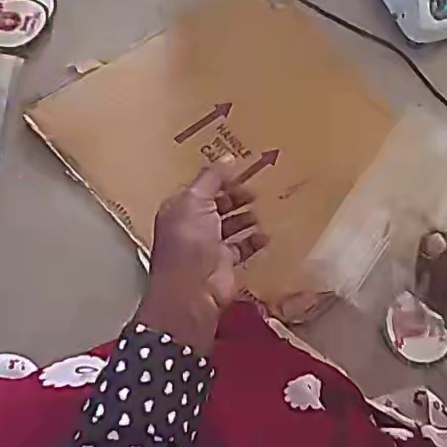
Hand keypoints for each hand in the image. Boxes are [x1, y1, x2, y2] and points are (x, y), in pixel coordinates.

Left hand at [137, 164, 268, 352]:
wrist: (193, 290)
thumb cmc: (189, 242)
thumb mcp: (196, 201)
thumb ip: (212, 178)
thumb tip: (227, 156)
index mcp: (180, 208)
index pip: (202, 188)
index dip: (220, 178)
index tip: (243, 170)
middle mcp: (193, 225)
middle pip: (218, 205)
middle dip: (236, 196)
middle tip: (256, 190)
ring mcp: (209, 245)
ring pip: (232, 224)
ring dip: (246, 216)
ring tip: (262, 208)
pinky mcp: (225, 262)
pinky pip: (243, 246)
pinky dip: (255, 240)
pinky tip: (266, 234)